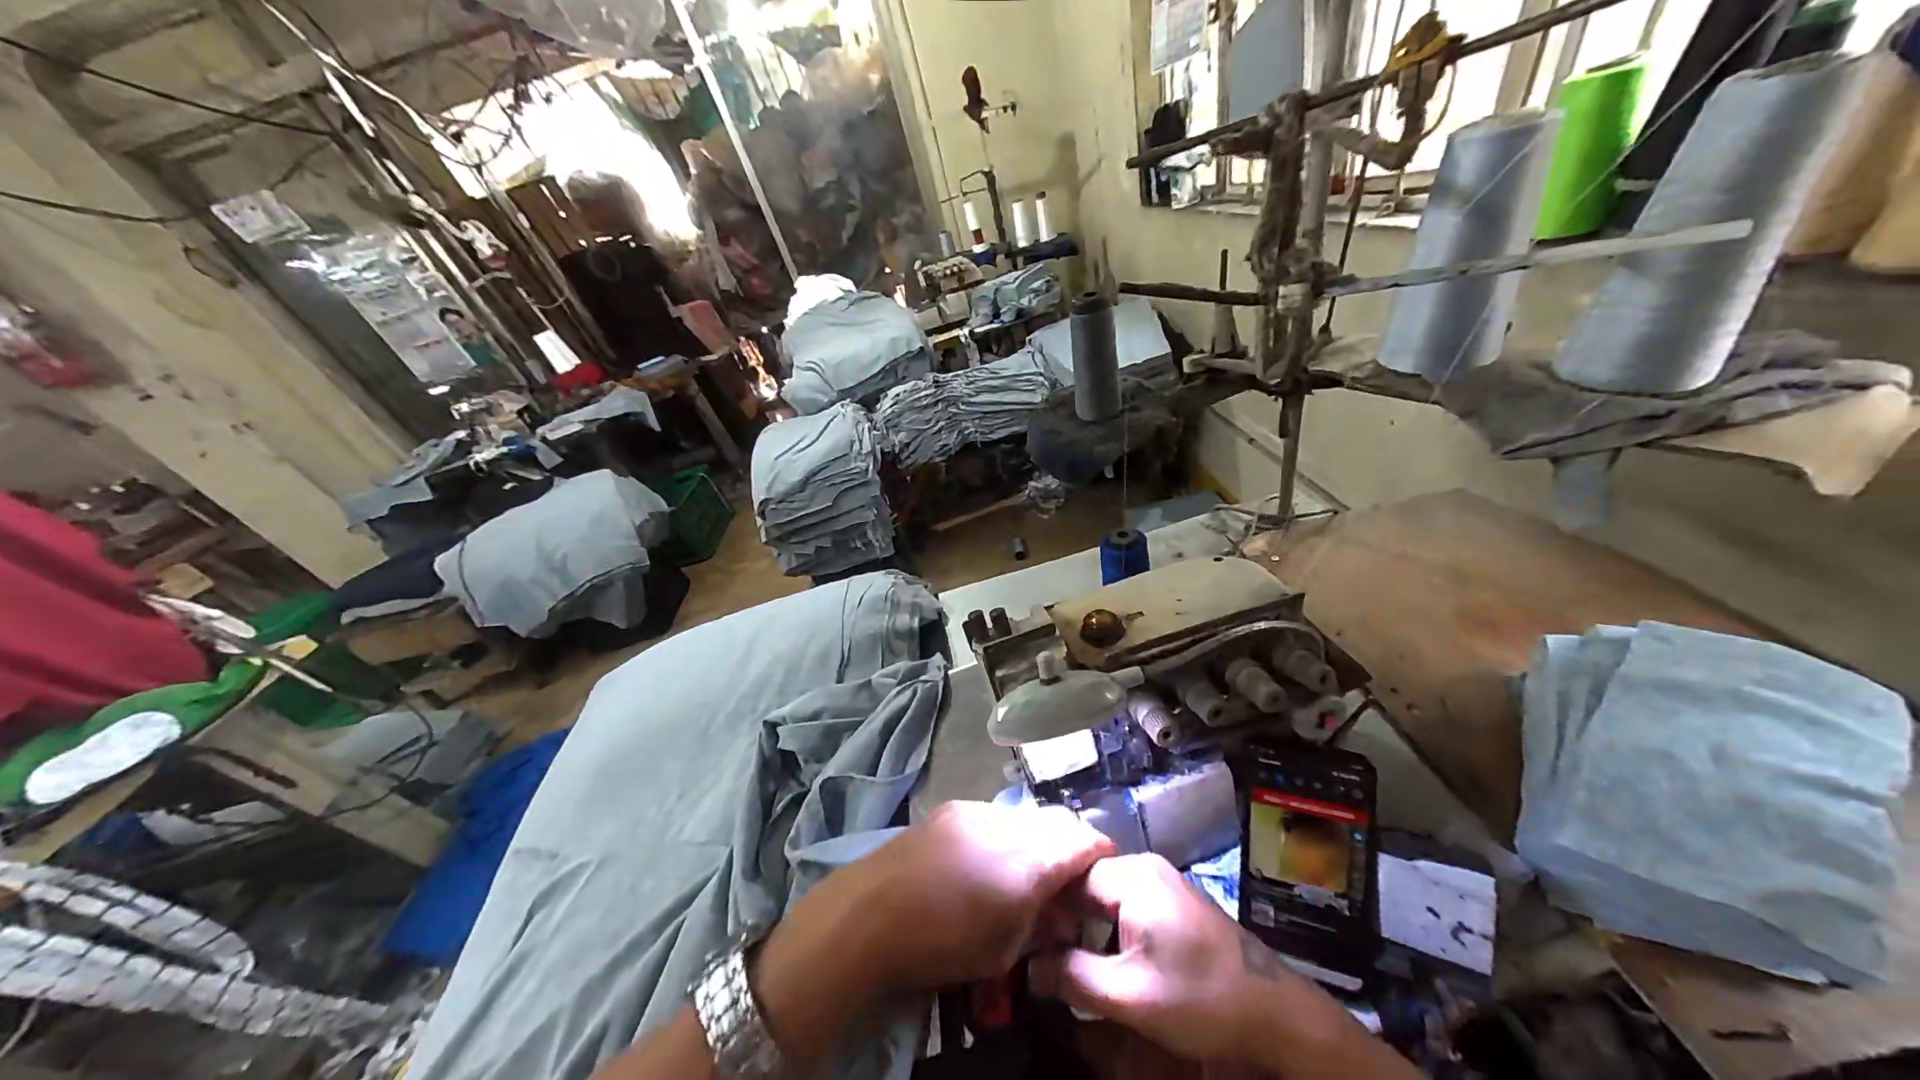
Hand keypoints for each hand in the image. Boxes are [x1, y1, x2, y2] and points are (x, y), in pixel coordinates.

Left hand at [799, 801, 1116, 990]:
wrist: (869, 914)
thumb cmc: (942, 944)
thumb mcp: (1004, 950)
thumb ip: (1041, 923)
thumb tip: (1061, 910)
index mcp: (1029, 861)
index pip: (1085, 841)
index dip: (1101, 855)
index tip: (1103, 874)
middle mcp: (1008, 823)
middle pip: (1058, 822)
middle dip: (1071, 846)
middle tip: (1065, 879)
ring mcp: (977, 809)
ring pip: (1026, 816)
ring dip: (1037, 838)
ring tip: (1023, 870)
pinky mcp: (951, 808)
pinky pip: (994, 814)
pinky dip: (1006, 832)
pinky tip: (988, 859)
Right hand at [1030, 854, 1415, 1078]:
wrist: (1277, 1015)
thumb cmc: (1201, 999)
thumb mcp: (1129, 996)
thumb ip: (1072, 977)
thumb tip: (1029, 969)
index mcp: (1131, 876)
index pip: (1067, 877)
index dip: (1044, 910)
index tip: (1027, 943)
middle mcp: (1145, 867)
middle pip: (1085, 883)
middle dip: (1063, 919)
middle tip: (1044, 957)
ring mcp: (1162, 883)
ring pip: (1104, 896)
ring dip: (1085, 928)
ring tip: (1068, 962)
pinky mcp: (1173, 903)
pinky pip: (1125, 904)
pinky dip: (1107, 929)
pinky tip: (1102, 960)